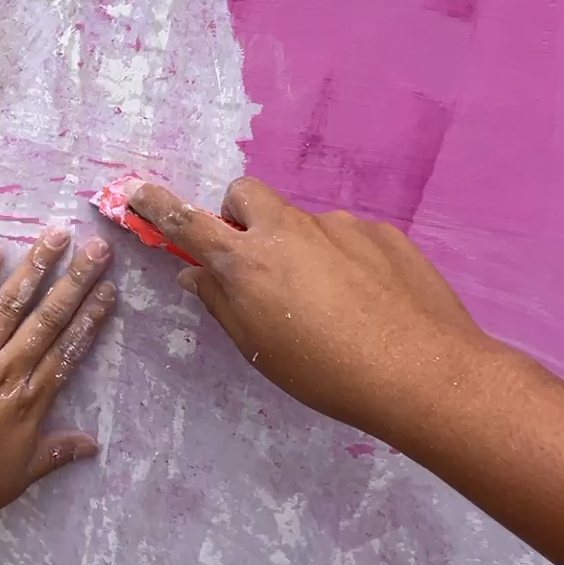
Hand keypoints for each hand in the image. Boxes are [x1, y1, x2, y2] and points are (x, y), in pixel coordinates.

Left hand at [0, 230, 116, 536]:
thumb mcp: (19, 477)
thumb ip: (56, 453)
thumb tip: (95, 443)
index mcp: (30, 401)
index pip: (69, 349)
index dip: (91, 317)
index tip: (110, 289)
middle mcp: (6, 371)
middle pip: (48, 318)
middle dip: (75, 280)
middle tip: (97, 247)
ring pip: (10, 305)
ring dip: (35, 267)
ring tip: (56, 235)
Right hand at [130, 177, 508, 435]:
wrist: (425, 374)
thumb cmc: (325, 371)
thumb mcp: (258, 347)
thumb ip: (220, 303)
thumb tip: (195, 275)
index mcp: (246, 261)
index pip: (187, 223)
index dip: (158, 206)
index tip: (138, 190)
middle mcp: (286, 229)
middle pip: (245, 193)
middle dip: (239, 214)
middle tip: (256, 257)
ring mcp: (338, 225)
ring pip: (301, 221)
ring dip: (298, 245)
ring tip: (331, 299)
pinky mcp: (382, 232)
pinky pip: (347, 236)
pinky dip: (344, 257)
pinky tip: (368, 298)